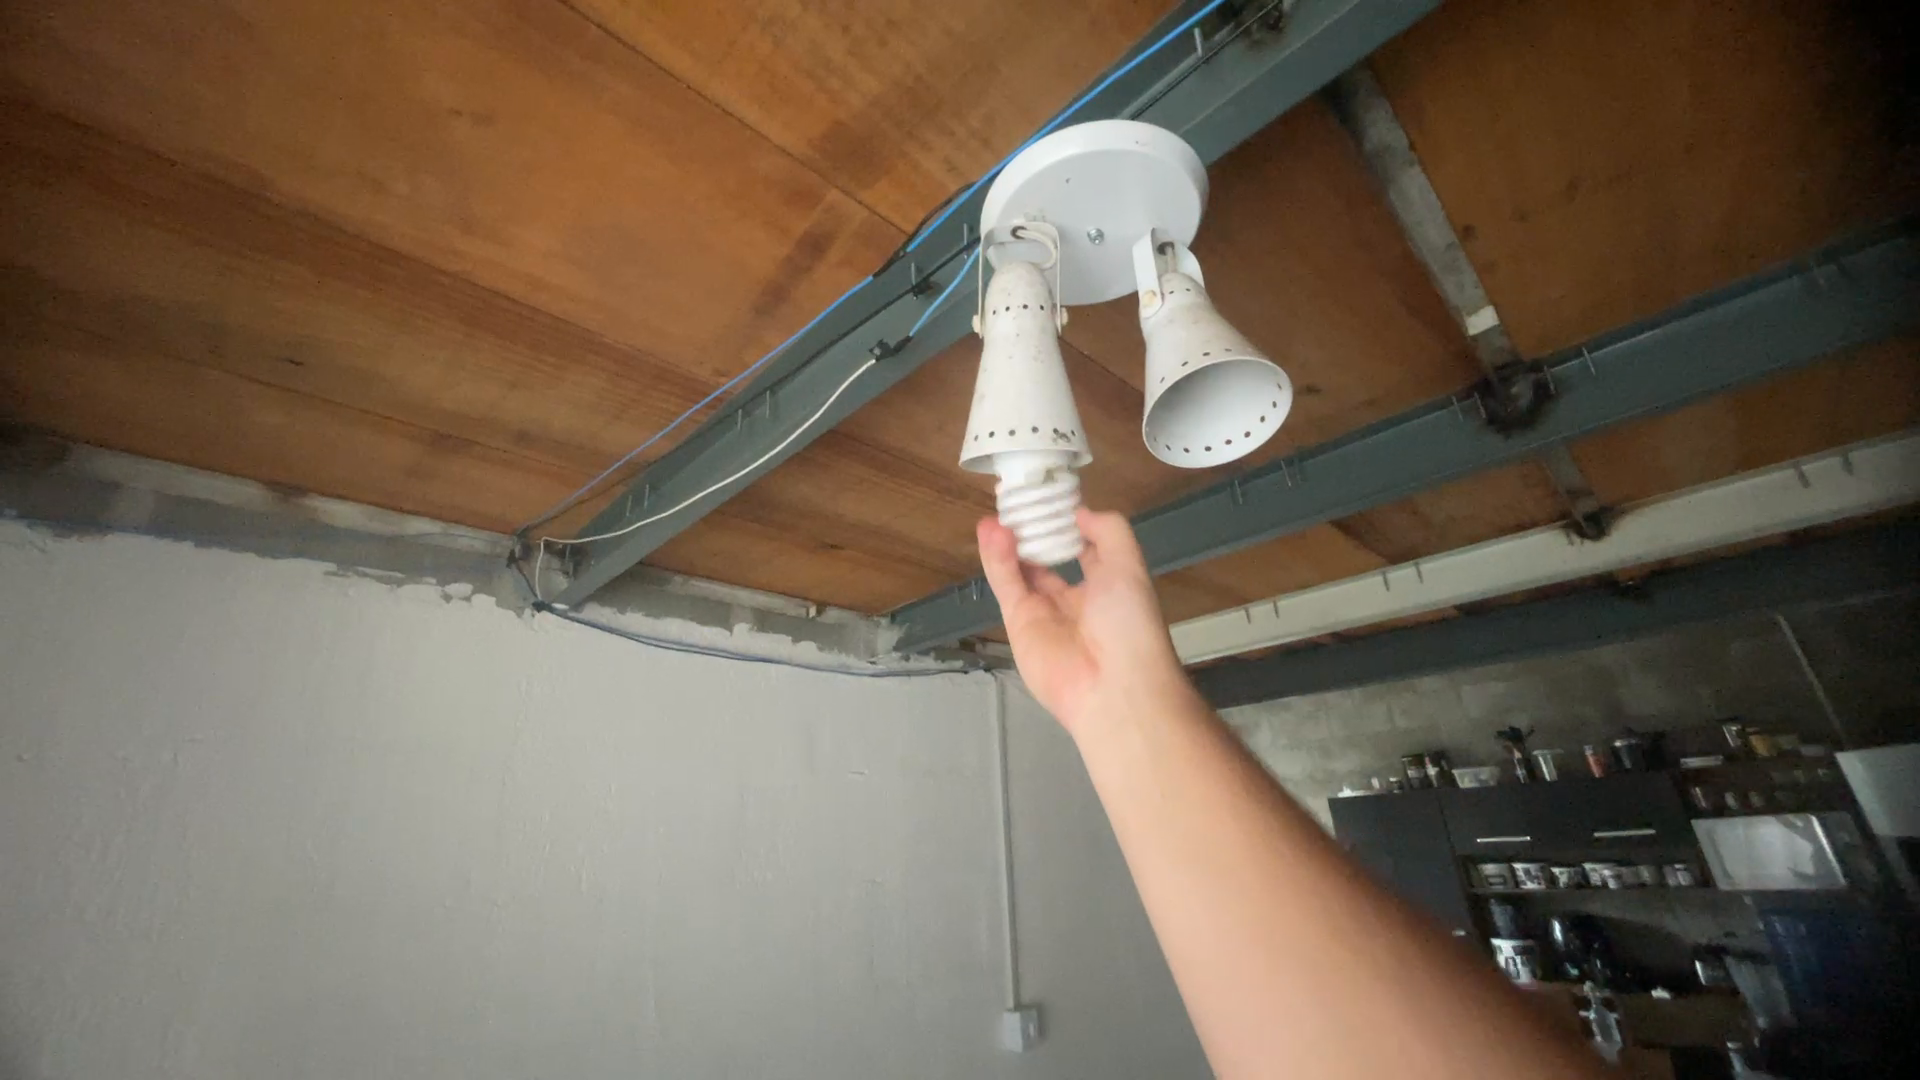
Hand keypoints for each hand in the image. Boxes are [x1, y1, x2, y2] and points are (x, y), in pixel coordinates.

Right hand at [976, 507, 1193, 735]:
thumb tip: (1080, 511)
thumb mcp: (1129, 566)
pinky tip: (992, 530)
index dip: (1068, 524)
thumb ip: (1109, 531)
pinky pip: (1006, 583)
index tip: (1052, 496)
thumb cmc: (1129, 622)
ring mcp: (1043, 611)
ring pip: (1020, 568)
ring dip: (1009, 540)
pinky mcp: (1018, 622)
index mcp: (1106, 586)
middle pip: (1046, 558)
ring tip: (998, 511)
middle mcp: (1074, 598)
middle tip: (1018, 501)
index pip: (1083, 548)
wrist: (1114, 686)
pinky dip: (997, 557)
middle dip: (1032, 532)